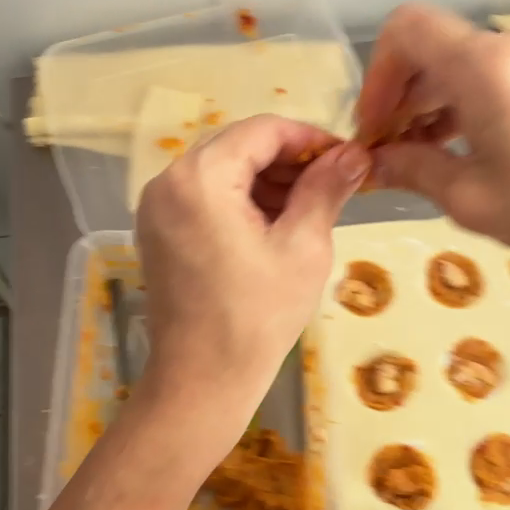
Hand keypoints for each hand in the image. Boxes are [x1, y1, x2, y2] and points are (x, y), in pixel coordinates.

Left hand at [135, 114, 369, 430]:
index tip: (346, 158)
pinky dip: (238, 200)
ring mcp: (155, 207)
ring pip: (219, 170)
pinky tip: (273, 224)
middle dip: (287, 159)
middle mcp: (166, 181)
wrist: (201, 380)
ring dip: (264, 179)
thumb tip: (355, 154)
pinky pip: (202, 196)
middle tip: (333, 183)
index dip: (309, 138)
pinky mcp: (156, 232)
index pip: (261, 130)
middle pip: (236, 146)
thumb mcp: (304, 247)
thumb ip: (325, 189)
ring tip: (309, 206)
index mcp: (199, 177)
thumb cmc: (257, 316)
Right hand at [357, 3, 509, 270]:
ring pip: (462, 63)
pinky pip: (495, 75)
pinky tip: (469, 151)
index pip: (405, 29)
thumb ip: (412, 170)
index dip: (377, 74)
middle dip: (400, 95)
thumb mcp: (471, 199)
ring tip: (426, 158)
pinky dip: (467, 104)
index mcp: (482, 67)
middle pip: (432, 48)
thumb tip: (376, 161)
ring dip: (432, 103)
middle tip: (391, 151)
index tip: (376, 126)